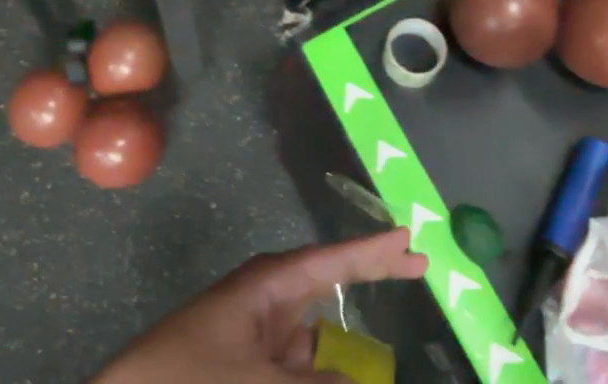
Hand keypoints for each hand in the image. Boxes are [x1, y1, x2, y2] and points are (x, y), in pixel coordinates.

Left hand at [95, 227, 428, 382]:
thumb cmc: (189, 377)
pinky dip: (316, 369)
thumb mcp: (258, 383)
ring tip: (367, 341)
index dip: (376, 250)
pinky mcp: (246, 364)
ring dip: (341, 347)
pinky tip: (336, 369)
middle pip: (331, 284)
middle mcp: (267, 301)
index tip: (413, 238)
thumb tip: (357, 381)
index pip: (334, 259)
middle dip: (370, 275)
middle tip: (417, 266)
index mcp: (269, 285)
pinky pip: (294, 365)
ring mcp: (255, 335)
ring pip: (314, 337)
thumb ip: (318, 382)